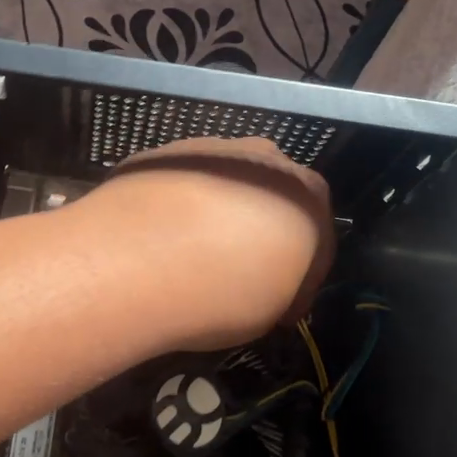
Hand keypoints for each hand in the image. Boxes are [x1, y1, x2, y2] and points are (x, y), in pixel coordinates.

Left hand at [79, 137, 332, 349]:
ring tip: (190, 251)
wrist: (140, 255)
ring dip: (216, 210)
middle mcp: (264, 158)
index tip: (280, 304)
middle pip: (270, 195)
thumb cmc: (224, 293)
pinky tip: (159, 235)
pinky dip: (176, 203)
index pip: (316, 237)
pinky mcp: (161, 150)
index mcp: (307, 195)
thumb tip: (266, 285)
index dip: (300, 274)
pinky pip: (180, 180)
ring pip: (224, 180)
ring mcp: (210, 147)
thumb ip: (281, 286)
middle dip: (258, 228)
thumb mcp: (272, 309)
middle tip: (236, 270)